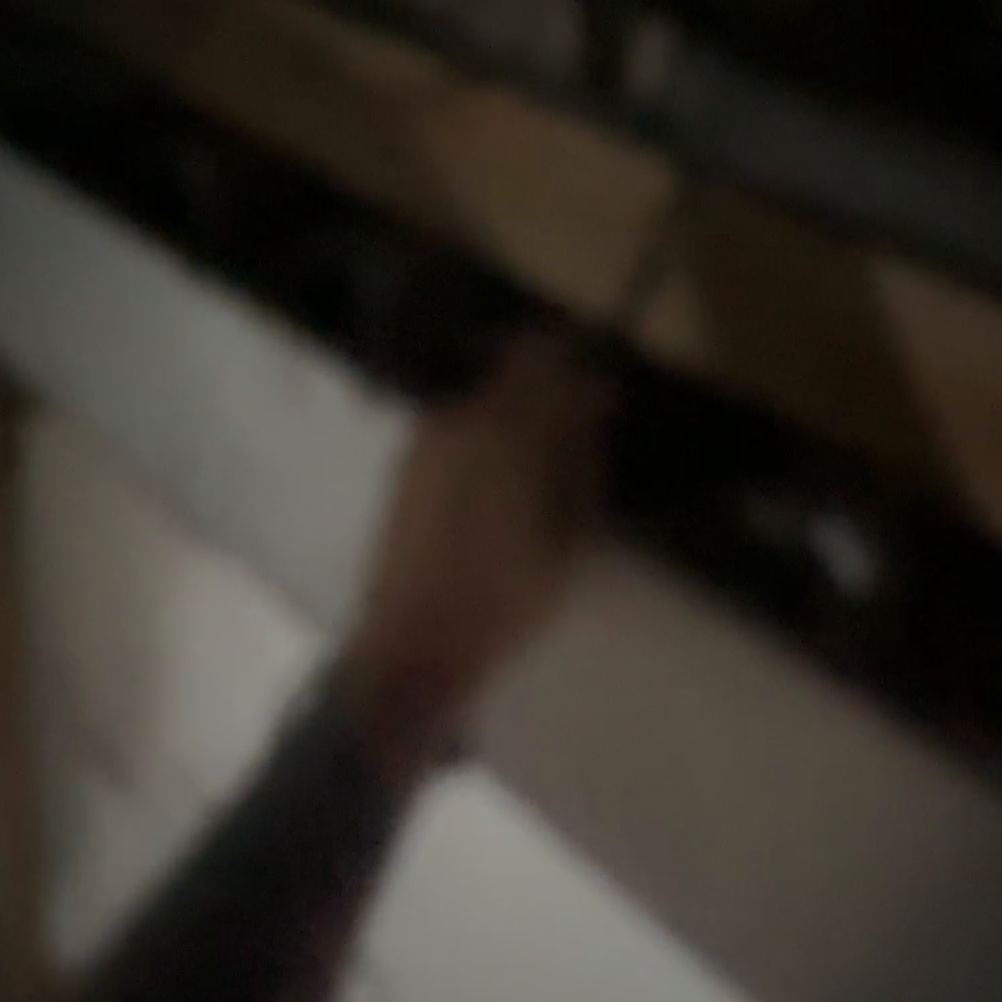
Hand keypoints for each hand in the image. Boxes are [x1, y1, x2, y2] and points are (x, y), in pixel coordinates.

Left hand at [342, 335, 608, 773]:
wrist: (413, 644)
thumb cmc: (504, 598)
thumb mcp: (567, 534)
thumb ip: (580, 457)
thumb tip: (593, 402)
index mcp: (501, 430)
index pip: (540, 356)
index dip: (573, 367)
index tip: (597, 398)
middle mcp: (456, 420)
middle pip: (508, 376)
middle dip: (546, 397)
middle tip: (574, 446)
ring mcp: (423, 443)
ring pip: (482, 407)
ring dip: (514, 425)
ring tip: (536, 481)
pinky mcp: (403, 469)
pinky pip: (457, 435)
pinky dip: (485, 448)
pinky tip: (495, 499)